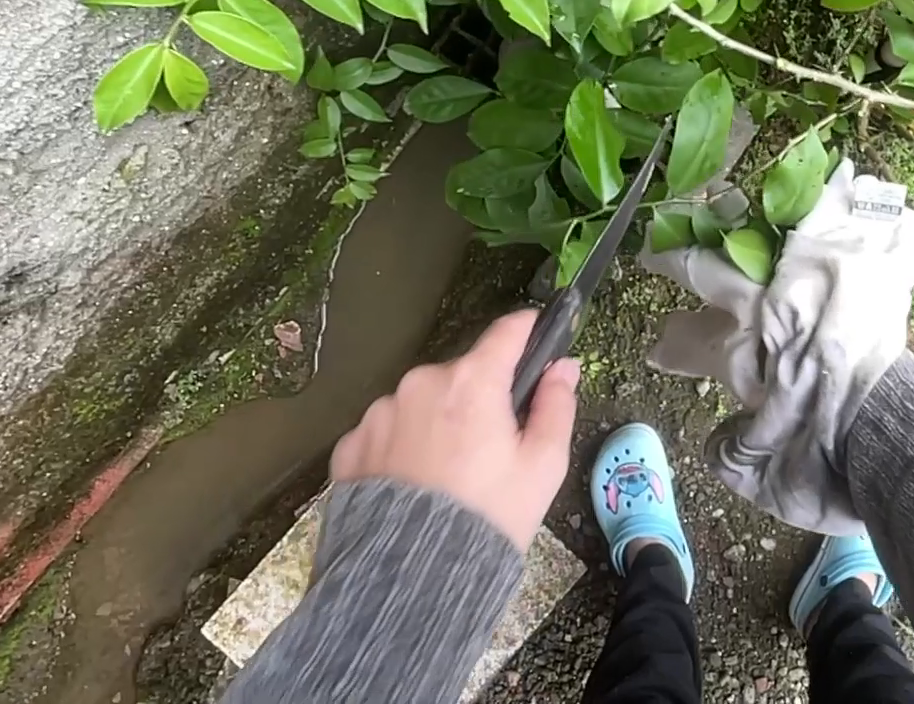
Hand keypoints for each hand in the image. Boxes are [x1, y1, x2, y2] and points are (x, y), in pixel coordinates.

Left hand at [329, 310, 579, 549]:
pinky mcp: (349, 444)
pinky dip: (402, 446)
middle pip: (463, 374)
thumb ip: (557, 405)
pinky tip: (412, 485)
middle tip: (491, 445)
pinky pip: (386, 431)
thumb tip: (564, 366)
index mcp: (473, 381)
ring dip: (438, 420)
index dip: (526, 329)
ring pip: (422, 402)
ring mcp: (380, 412)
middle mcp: (422, 383)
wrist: (407, 584)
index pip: (506, 332)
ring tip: (445, 474)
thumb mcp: (543, 465)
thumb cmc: (489, 517)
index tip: (536, 333)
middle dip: (480, 396)